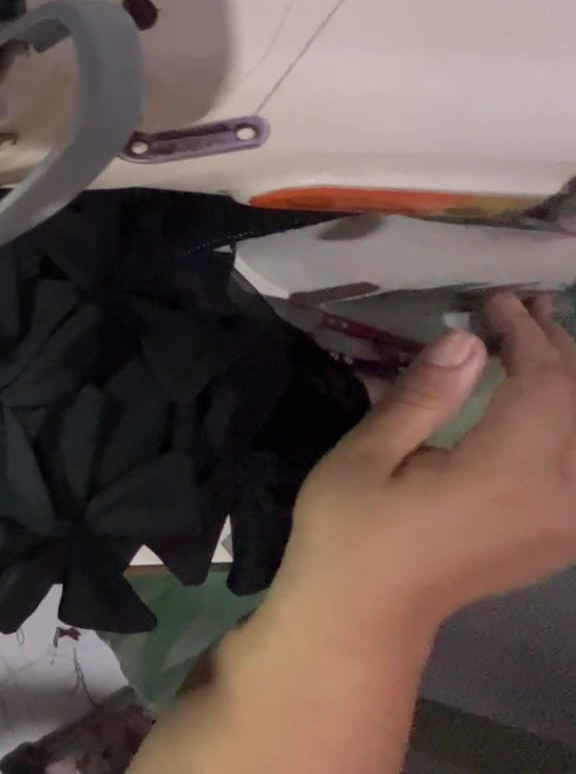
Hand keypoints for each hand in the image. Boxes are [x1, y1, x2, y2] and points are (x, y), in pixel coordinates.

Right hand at [273, 293, 575, 638]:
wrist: (369, 603)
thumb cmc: (351, 524)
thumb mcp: (367, 455)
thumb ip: (422, 399)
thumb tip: (465, 342)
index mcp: (513, 473)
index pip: (549, 385)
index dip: (528, 337)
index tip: (494, 302)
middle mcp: (567, 495)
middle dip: (559, 351)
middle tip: (521, 311)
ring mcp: (575, 519)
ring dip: (570, 384)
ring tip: (535, 346)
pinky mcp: (566, 530)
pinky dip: (569, 419)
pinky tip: (542, 400)